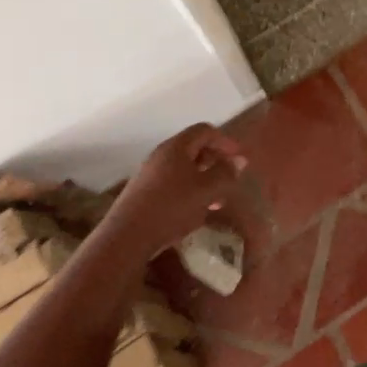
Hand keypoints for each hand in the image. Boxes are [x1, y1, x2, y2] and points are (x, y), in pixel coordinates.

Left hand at [102, 124, 246, 256]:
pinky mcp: (143, 192)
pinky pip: (172, 183)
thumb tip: (238, 160)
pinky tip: (193, 212)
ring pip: (183, 169)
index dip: (225, 141)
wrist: (128, 235)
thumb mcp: (206, 190)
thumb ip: (225, 173)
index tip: (239, 159)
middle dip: (215, 162)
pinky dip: (188, 191)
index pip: (204, 131)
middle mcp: (161, 154)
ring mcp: (150, 173)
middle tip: (229, 179)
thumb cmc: (172, 207)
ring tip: (216, 201)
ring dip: (203, 180)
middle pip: (193, 148)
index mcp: (177, 147)